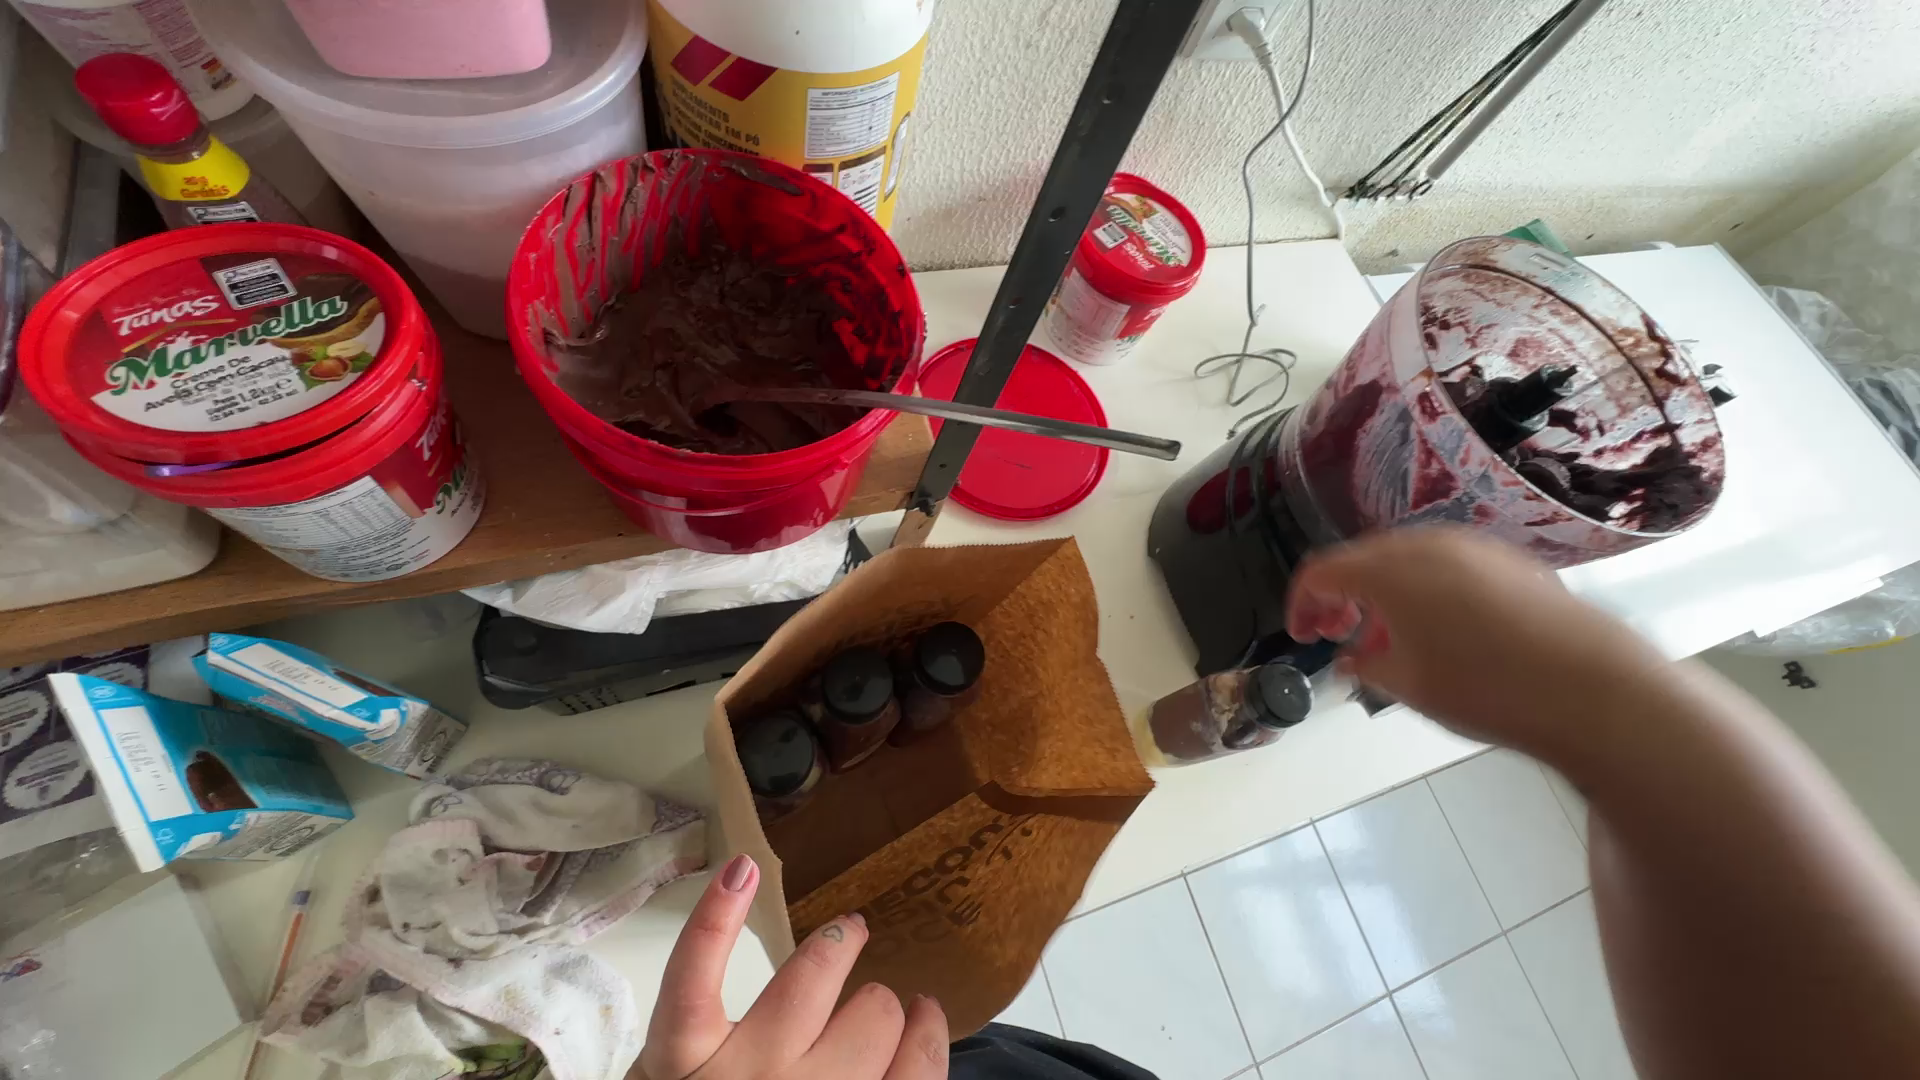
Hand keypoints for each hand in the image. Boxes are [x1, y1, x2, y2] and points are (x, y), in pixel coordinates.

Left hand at [638, 853, 948, 1079]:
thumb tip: (917, 1026)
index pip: (916, 1073)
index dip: (925, 1037)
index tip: (922, 1014)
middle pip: (873, 1017)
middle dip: (872, 1006)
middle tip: (857, 1012)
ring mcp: (736, 1073)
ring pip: (814, 975)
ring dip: (839, 945)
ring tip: (846, 936)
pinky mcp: (678, 1049)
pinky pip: (697, 975)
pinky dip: (716, 919)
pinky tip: (742, 872)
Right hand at [1284, 526, 1668, 753]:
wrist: (1598, 691)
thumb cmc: (1484, 689)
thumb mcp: (1405, 685)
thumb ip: (1362, 663)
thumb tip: (1351, 656)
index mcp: (1387, 570)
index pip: (1319, 572)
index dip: (1300, 604)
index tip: (1302, 637)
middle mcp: (1424, 544)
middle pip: (1360, 560)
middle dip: (1340, 598)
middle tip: (1337, 636)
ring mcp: (1472, 547)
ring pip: (1404, 560)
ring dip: (1381, 594)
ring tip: (1391, 640)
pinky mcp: (1510, 561)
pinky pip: (1445, 565)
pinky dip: (1423, 590)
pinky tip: (1442, 631)